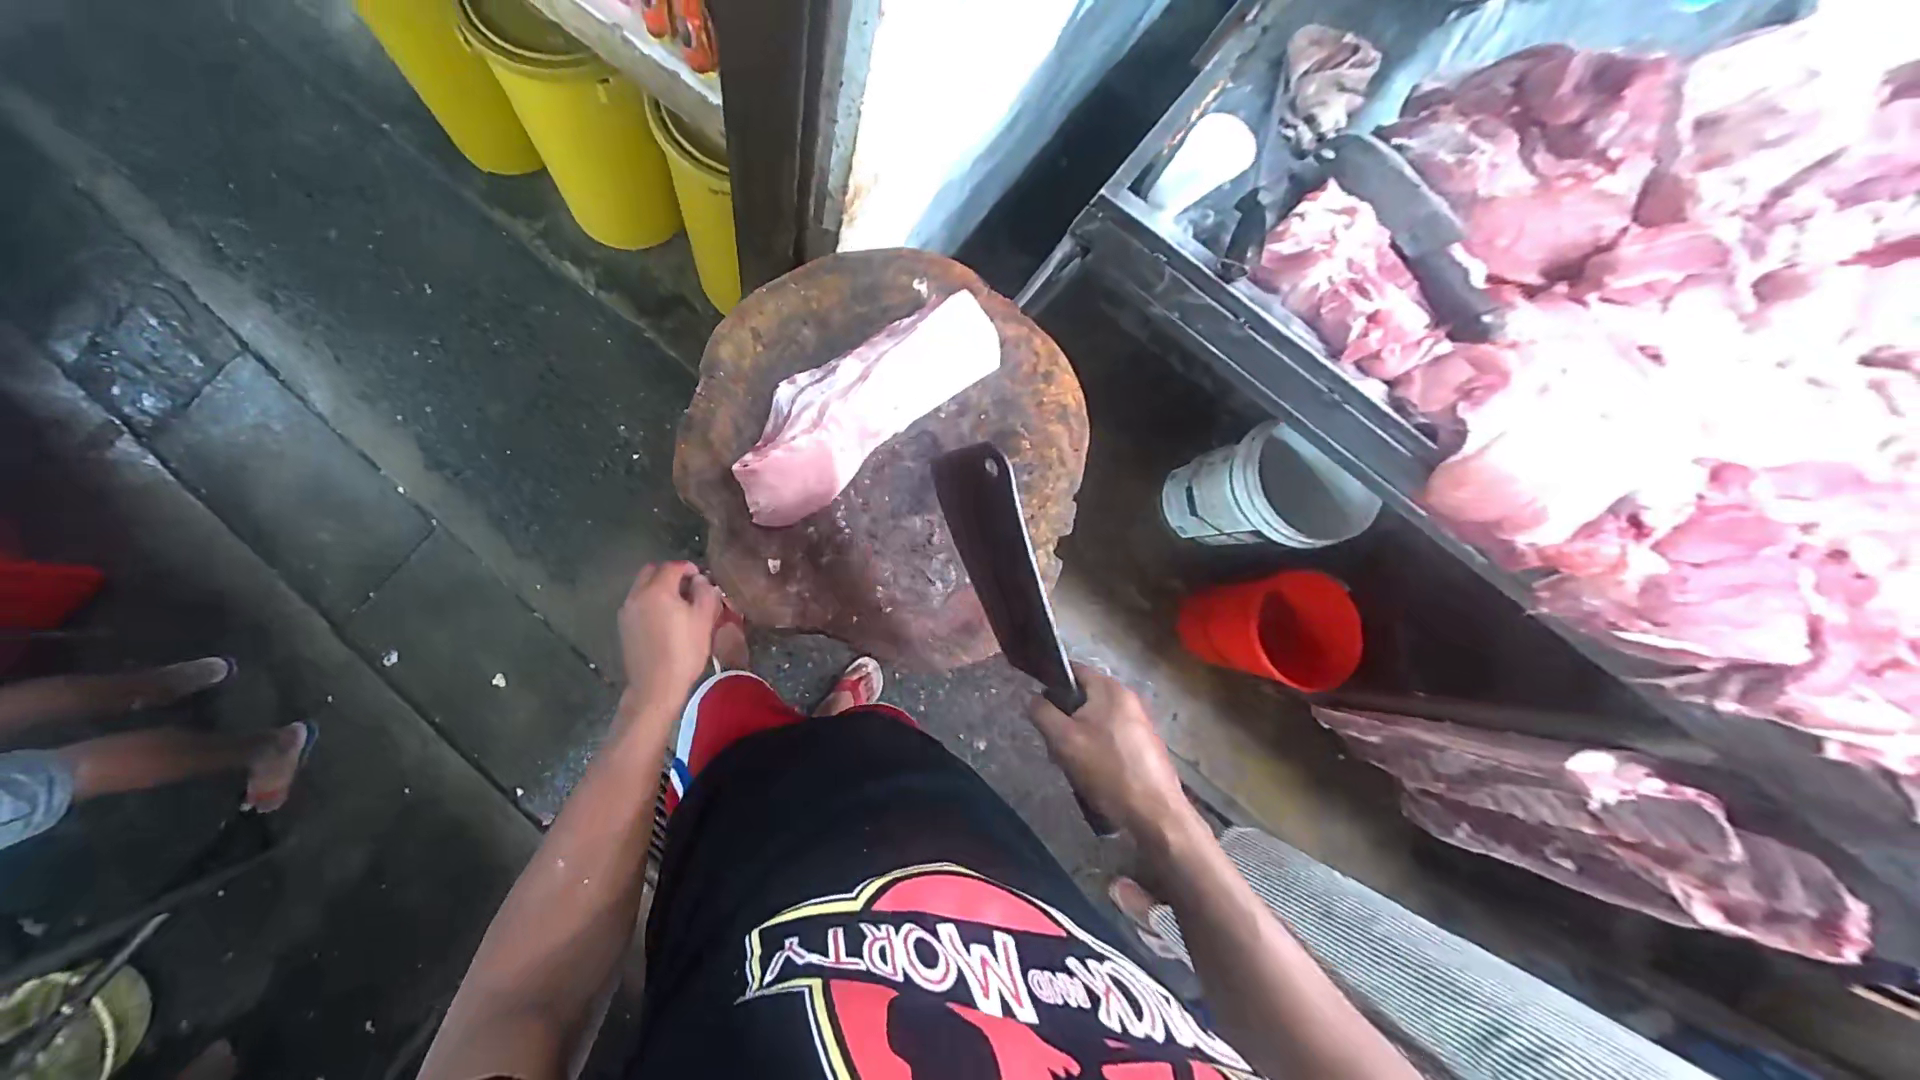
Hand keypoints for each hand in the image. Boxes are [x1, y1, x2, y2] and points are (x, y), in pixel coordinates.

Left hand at [618, 561, 721, 710]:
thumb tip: (699, 581)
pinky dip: (651, 601)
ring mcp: (627, 611)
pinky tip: (665, 618)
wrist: (656, 686)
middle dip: (670, 574)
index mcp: (657, 591)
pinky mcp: (624, 626)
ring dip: (659, 587)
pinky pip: (638, 602)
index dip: (689, 568)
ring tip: (678, 604)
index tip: (702, 577)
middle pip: (651, 572)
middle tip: (689, 587)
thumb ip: (704, 593)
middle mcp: (636, 596)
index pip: (672, 567)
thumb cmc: (685, 651)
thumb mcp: (704, 620)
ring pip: (642, 587)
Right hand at [1027, 665, 1192, 840]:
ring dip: (1079, 738)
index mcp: (1110, 689)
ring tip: (1072, 764)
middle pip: (1084, 698)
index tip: (1037, 704)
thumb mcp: (1064, 740)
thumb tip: (1033, 699)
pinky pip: (1111, 737)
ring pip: (1096, 720)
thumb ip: (1043, 713)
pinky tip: (1093, 774)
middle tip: (1054, 744)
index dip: (1050, 682)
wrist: (1155, 814)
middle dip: (1064, 718)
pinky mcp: (1145, 746)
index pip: (1073, 670)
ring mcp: (1140, 723)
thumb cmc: (1107, 770)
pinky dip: (1097, 750)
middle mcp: (1129, 699)